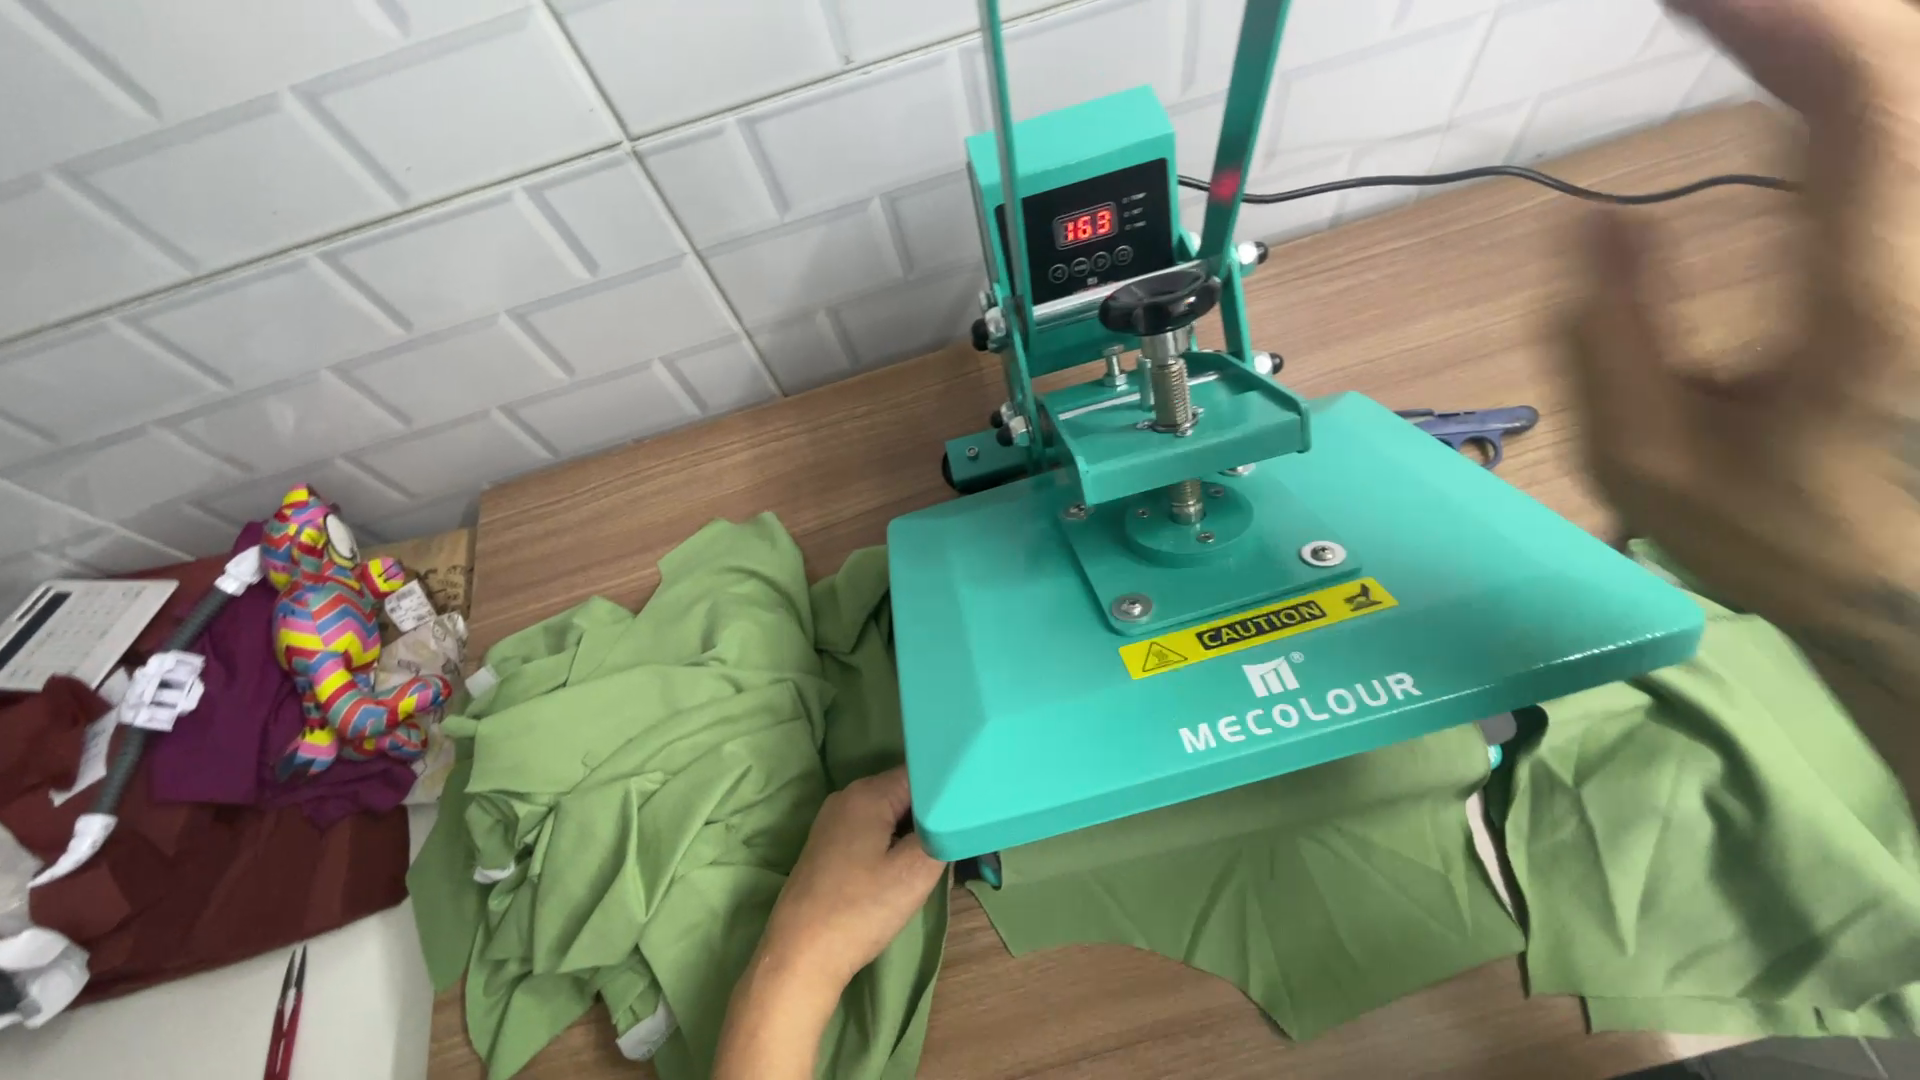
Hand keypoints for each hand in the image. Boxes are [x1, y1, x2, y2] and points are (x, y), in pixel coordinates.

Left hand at [760, 766, 947, 988]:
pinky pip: (870, 829)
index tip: (969, 809)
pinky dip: (890, 842)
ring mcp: (833, 821)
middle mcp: (847, 797)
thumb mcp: (915, 872)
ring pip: (887, 813)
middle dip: (929, 813)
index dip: (946, 790)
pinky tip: (901, 870)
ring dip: (911, 831)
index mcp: (868, 793)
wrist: (800, 956)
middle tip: (956, 837)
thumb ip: (941, 833)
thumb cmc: (861, 909)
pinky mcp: (827, 845)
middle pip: (902, 791)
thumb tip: (954, 814)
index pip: (919, 774)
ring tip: (934, 855)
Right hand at [1565, 0, 1919, 793]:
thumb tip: (1592, 219)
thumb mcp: (1647, 459)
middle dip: (1809, 19)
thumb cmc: (1779, 535)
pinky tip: (1814, 78)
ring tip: (1741, 28)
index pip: (1862, 96)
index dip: (1775, 20)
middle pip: (1911, 66)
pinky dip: (1863, 88)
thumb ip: (1610, 337)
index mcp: (1872, 290)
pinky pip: (1910, 137)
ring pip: (1917, 95)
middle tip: (1704, 7)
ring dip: (1839, 50)